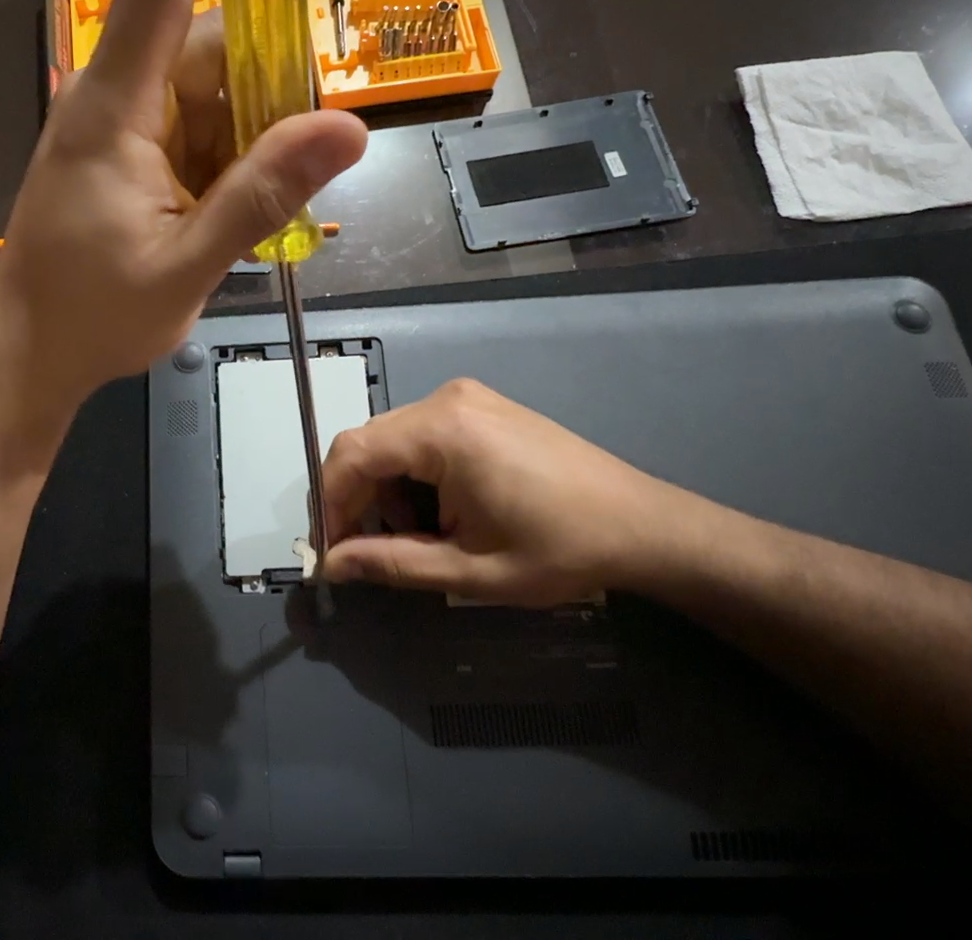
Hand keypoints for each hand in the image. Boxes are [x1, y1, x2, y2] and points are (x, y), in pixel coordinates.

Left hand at [0, 0, 367, 408]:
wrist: (30, 354)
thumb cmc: (91, 318)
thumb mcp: (186, 267)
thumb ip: (263, 198)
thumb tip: (348, 129)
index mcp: (114, 107)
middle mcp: (113, 98)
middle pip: (208, 41)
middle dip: (270, 82)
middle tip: (296, 164)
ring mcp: (118, 127)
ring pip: (209, 89)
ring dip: (252, 134)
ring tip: (248, 211)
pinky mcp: (124, 156)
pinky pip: (194, 128)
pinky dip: (229, 157)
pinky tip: (228, 212)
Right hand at [320, 379, 700, 605]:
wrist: (643, 526)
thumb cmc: (559, 550)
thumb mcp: (469, 570)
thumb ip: (391, 563)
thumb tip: (331, 566)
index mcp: (443, 431)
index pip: (351, 455)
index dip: (328, 504)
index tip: (330, 553)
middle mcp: (446, 400)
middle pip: (367, 444)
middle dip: (356, 501)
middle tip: (367, 554)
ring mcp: (467, 399)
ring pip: (391, 443)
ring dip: (387, 492)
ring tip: (419, 539)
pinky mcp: (482, 409)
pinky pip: (421, 437)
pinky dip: (413, 477)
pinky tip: (443, 514)